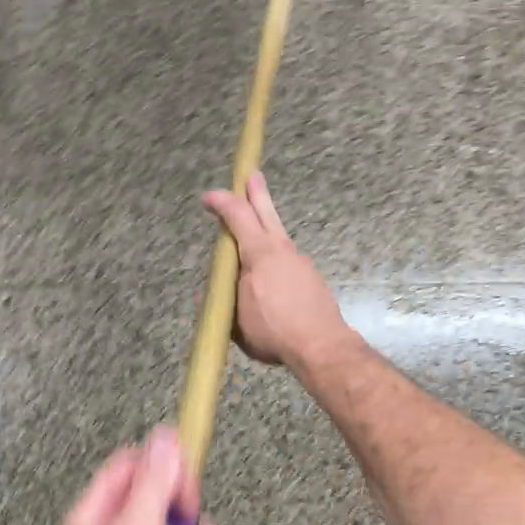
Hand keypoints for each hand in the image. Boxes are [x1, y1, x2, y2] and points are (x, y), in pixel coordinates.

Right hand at [203, 173, 357, 367]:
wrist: (321, 347)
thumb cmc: (274, 333)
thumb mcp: (237, 323)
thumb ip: (221, 306)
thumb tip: (203, 299)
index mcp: (260, 254)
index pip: (238, 216)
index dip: (222, 202)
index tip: (208, 199)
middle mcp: (283, 252)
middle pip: (267, 215)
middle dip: (257, 194)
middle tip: (253, 176)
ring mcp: (301, 265)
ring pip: (280, 241)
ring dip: (268, 233)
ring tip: (258, 237)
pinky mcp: (313, 281)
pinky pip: (290, 265)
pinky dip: (279, 265)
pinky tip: (275, 282)